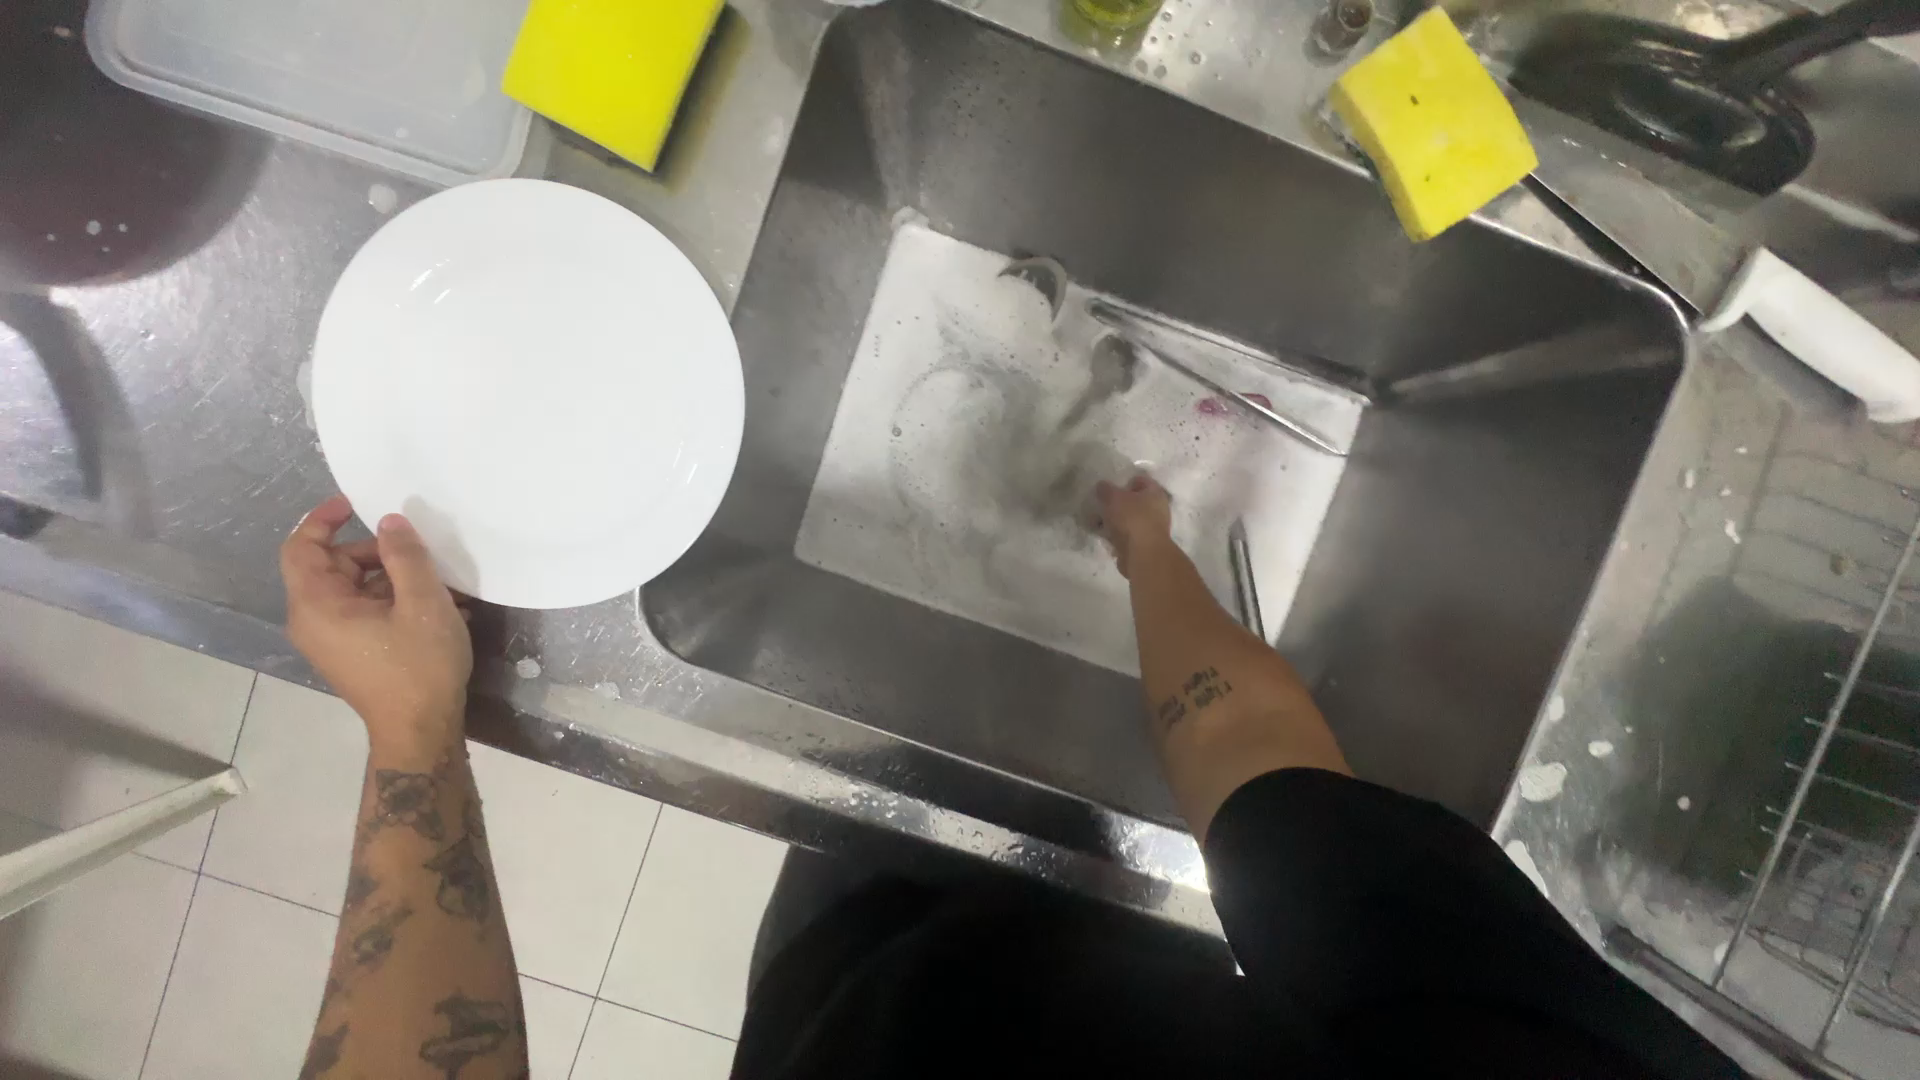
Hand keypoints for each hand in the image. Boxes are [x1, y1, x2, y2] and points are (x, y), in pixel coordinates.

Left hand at [280, 495, 472, 751]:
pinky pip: (367, 611)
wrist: (419, 728)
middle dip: (377, 551)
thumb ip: (406, 557)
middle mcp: (314, 620)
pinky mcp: (353, 651)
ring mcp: (333, 639)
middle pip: (334, 566)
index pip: (302, 548)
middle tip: (422, 550)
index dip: (324, 520)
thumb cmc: (418, 664)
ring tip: (442, 583)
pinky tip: (439, 607)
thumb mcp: (423, 604)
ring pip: (356, 589)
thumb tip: (391, 522)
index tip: (359, 503)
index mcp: (318, 605)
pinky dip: (396, 600)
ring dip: (395, 577)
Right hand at [1095, 473, 1173, 578]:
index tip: (1110, 486)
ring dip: (1115, 519)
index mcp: (1155, 493)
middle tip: (1102, 503)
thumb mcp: (1113, 498)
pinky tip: (1102, 534)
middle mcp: (1157, 509)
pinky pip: (1126, 534)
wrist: (1142, 554)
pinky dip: (1115, 534)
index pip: (1141, 480)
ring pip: (1129, 519)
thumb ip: (1106, 489)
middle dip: (1118, 502)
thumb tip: (1102, 486)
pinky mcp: (1143, 544)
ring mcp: (1151, 528)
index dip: (1126, 481)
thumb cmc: (1131, 519)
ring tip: (1097, 520)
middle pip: (1135, 501)